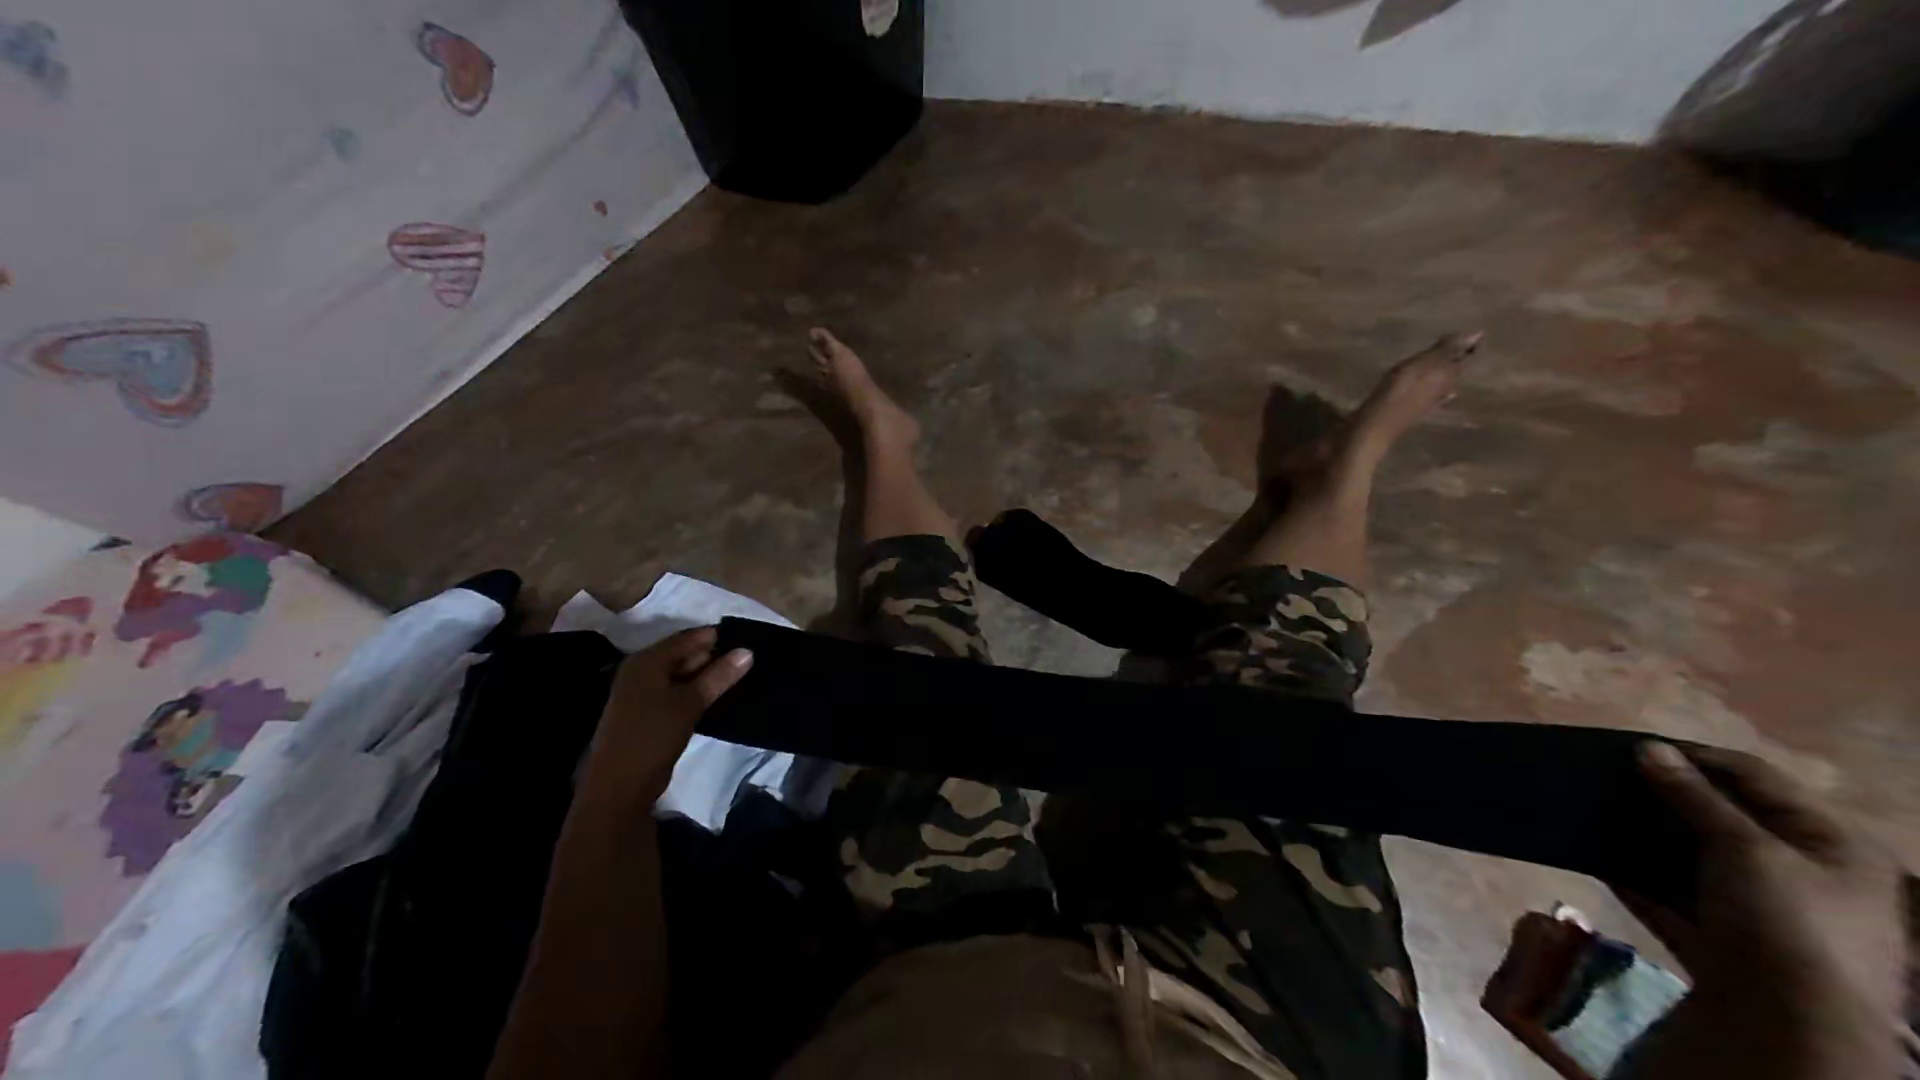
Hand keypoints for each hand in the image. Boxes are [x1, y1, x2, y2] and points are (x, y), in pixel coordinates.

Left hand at [579, 627, 752, 806]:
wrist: (619, 785)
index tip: (747, 638)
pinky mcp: (646, 712)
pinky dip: (695, 691)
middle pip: (683, 654)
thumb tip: (748, 650)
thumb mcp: (691, 703)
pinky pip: (676, 691)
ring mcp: (641, 692)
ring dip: (706, 676)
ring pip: (681, 674)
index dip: (716, 637)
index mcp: (647, 661)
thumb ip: (719, 675)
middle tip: (747, 659)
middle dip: (713, 656)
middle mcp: (641, 671)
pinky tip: (716, 696)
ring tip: (740, 676)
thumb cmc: (653, 736)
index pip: (688, 637)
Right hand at [1620, 742, 1904, 1078]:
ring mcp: (1761, 908)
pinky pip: (1670, 893)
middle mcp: (1804, 872)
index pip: (1755, 776)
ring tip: (1596, 811)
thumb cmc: (1783, 919)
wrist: (1787, 1021)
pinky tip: (1596, 857)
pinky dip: (1635, 875)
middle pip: (1723, 816)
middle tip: (1610, 778)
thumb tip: (1648, 748)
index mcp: (1830, 844)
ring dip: (1645, 834)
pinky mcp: (1721, 935)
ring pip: (1692, 855)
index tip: (1633, 747)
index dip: (1695, 756)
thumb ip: (1694, 796)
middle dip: (1663, 796)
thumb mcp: (1743, 848)